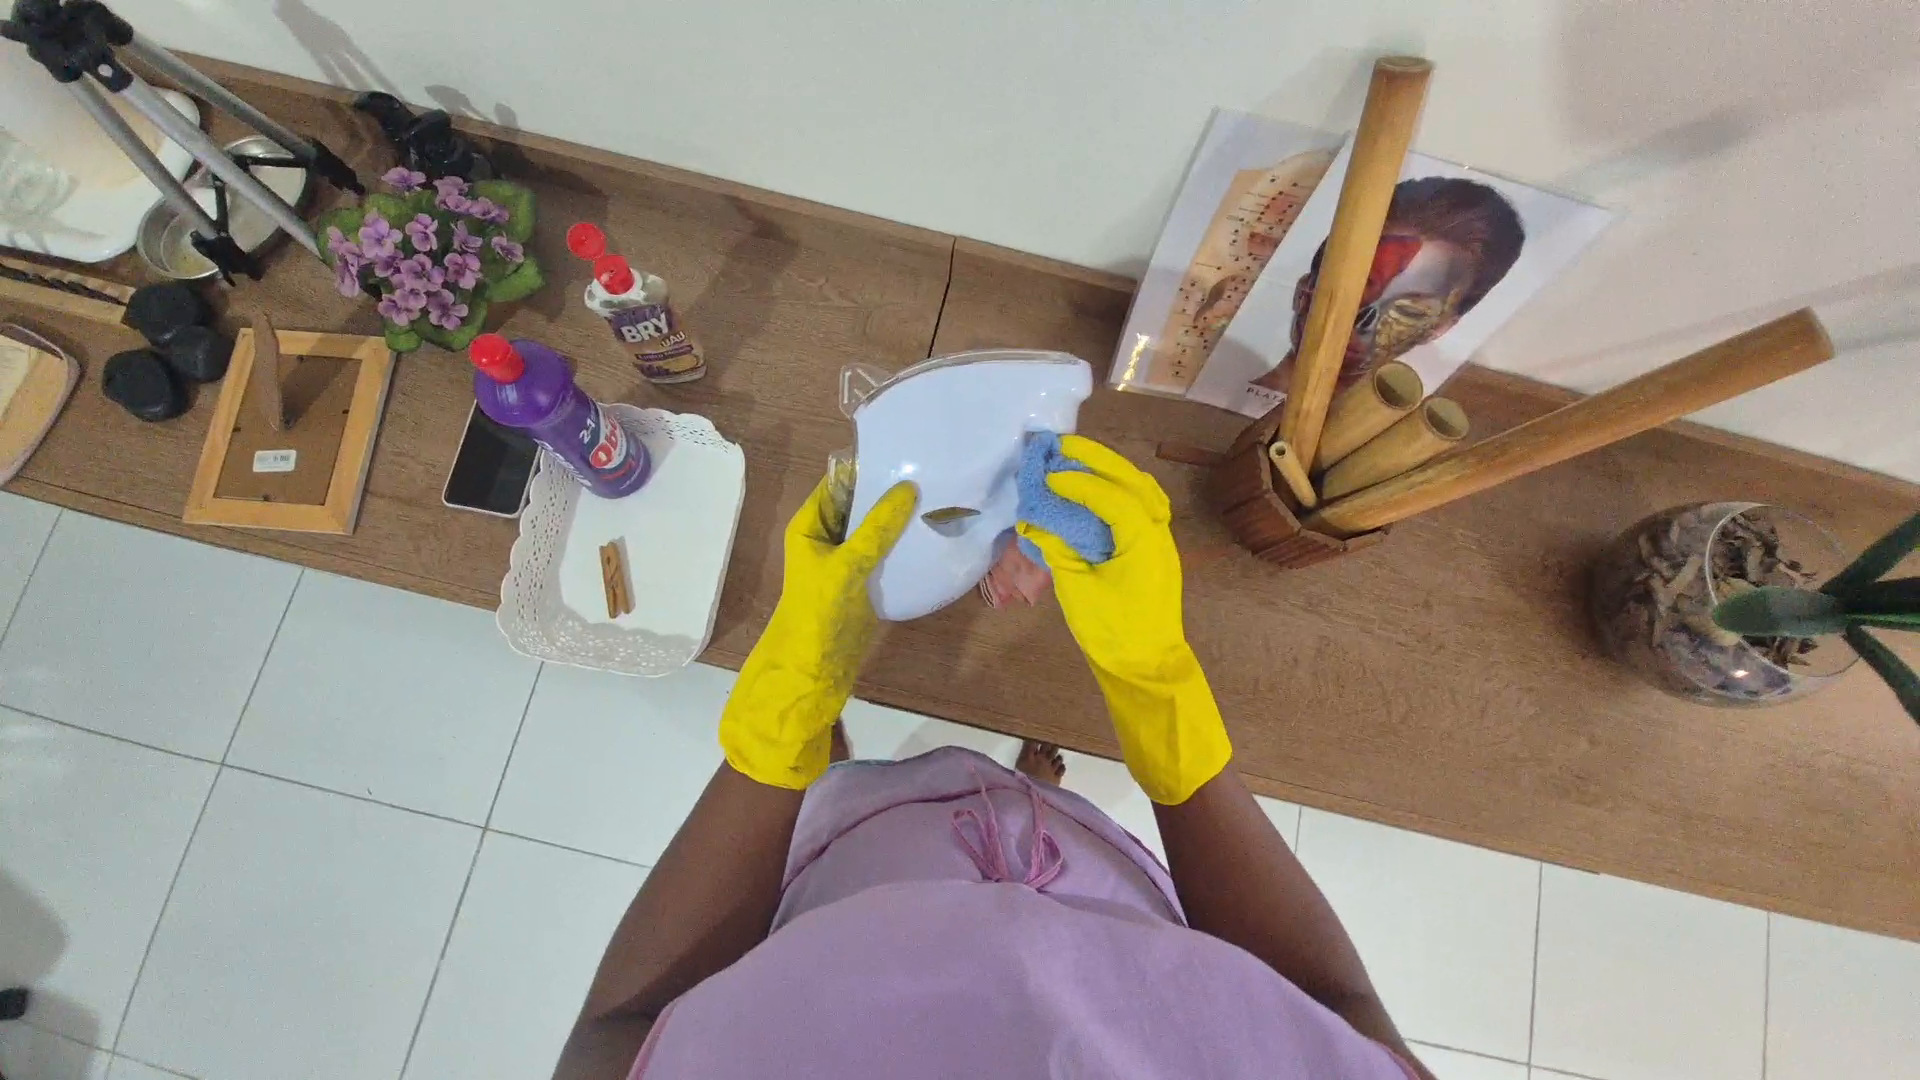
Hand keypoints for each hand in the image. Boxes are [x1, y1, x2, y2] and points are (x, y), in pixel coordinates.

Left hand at [719, 476, 917, 788]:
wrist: (816, 669)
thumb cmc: (819, 611)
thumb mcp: (847, 565)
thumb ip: (877, 528)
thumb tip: (909, 488)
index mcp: (811, 525)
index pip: (839, 483)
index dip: (868, 468)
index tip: (906, 455)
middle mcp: (829, 537)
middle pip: (862, 504)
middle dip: (891, 493)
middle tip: (932, 474)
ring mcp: (849, 559)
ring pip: (878, 528)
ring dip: (901, 519)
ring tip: (941, 499)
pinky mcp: (868, 580)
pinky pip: (888, 553)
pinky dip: (906, 545)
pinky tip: (935, 535)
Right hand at [1017, 436, 1229, 803]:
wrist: (1146, 667)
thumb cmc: (1112, 632)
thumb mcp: (1077, 589)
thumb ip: (1057, 548)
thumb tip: (1034, 519)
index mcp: (1142, 540)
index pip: (1111, 496)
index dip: (1078, 481)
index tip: (1048, 474)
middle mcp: (1158, 531)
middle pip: (1132, 480)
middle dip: (1097, 458)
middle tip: (1062, 444)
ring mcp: (1161, 539)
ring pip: (1142, 488)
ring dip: (1110, 469)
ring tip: (1078, 458)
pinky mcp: (1154, 549)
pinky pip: (1142, 505)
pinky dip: (1120, 488)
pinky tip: (1098, 488)